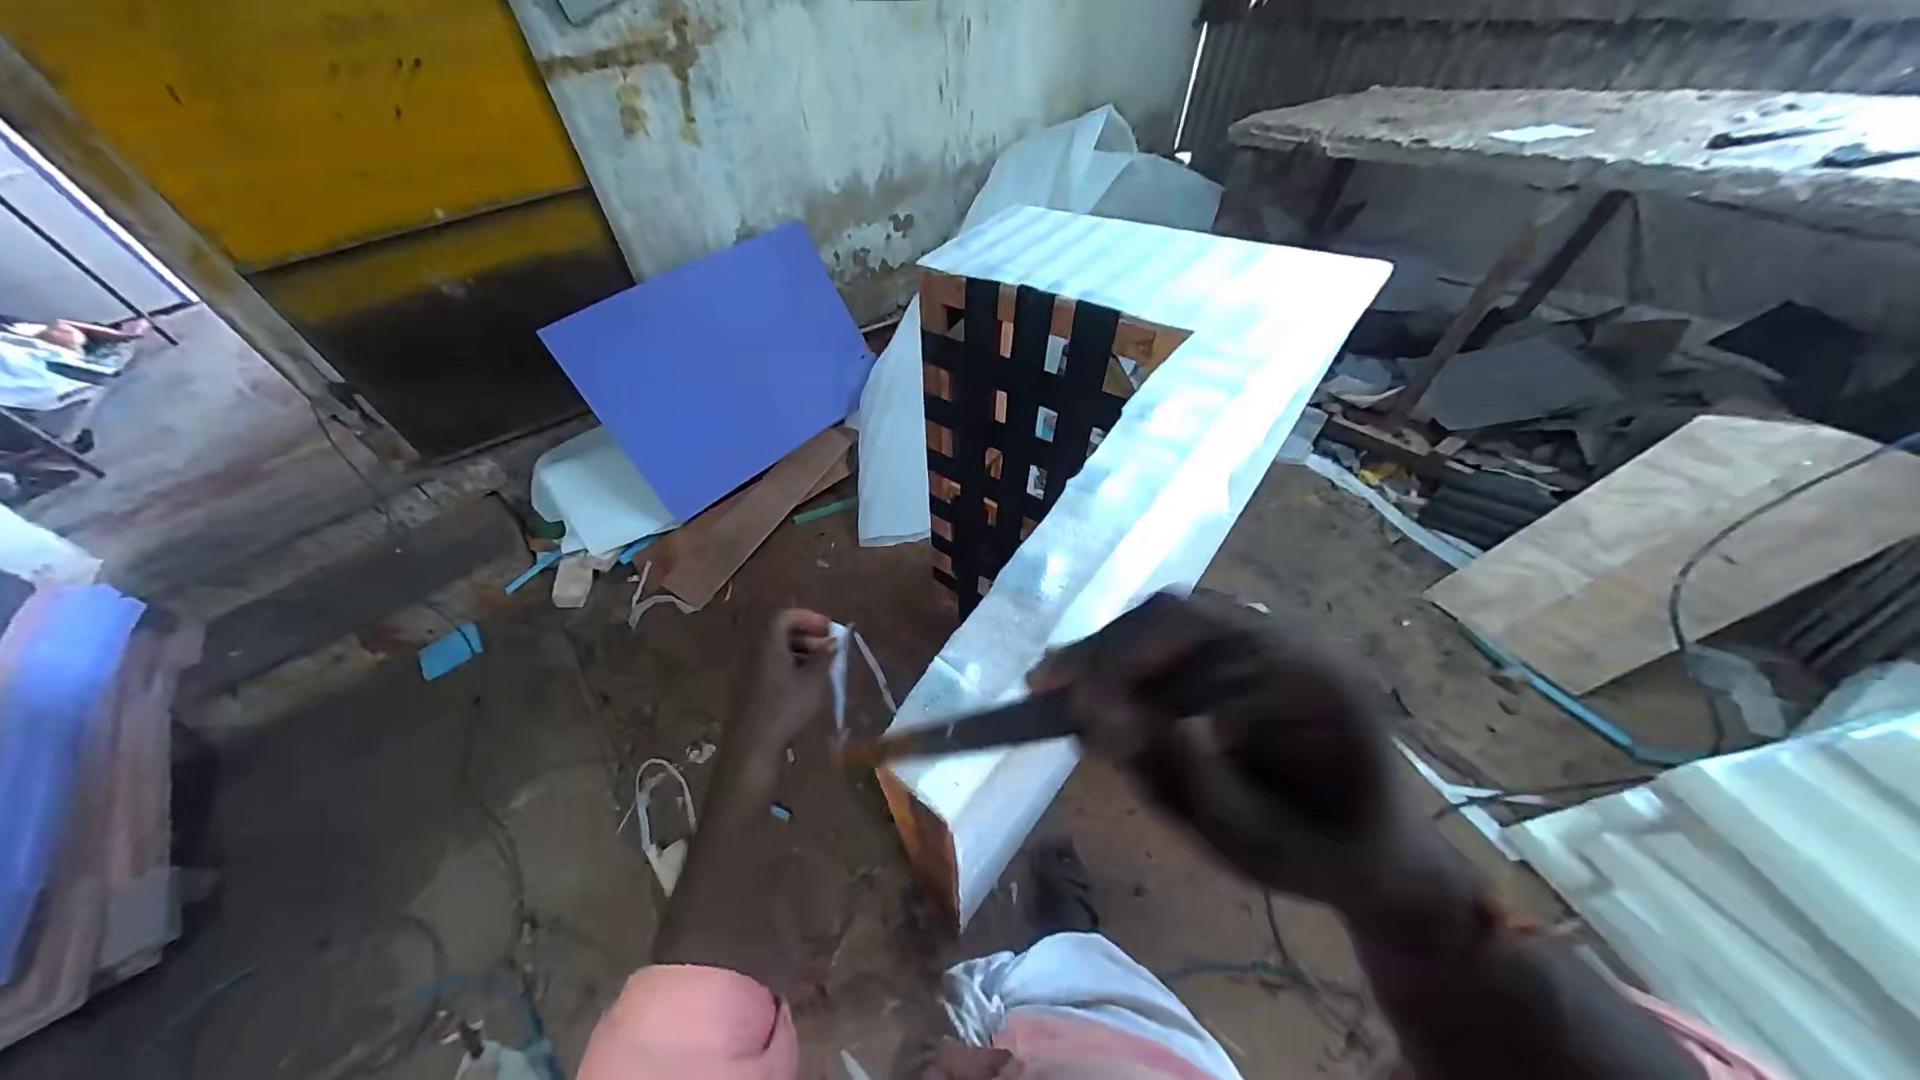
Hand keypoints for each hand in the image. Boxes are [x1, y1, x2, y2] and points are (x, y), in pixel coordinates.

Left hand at [730, 608, 836, 755]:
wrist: (752, 745)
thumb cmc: (785, 708)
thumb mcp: (813, 681)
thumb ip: (825, 657)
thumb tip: (833, 642)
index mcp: (768, 644)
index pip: (785, 615)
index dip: (808, 617)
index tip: (828, 629)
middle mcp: (754, 651)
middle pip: (779, 631)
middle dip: (806, 634)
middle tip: (828, 647)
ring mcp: (747, 669)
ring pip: (774, 649)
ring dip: (799, 650)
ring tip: (820, 666)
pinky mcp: (747, 687)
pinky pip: (769, 664)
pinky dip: (788, 664)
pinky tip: (803, 682)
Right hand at [1038, 593, 1483, 951]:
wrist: (1384, 850)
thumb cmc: (1329, 857)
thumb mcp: (1261, 845)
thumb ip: (1190, 783)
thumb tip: (1109, 722)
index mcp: (1317, 679)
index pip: (1201, 641)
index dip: (1124, 665)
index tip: (1068, 701)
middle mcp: (1296, 639)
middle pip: (1179, 613)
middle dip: (1105, 648)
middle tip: (1044, 681)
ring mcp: (1276, 635)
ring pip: (1173, 615)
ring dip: (1112, 647)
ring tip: (1060, 681)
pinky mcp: (1253, 645)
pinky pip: (1182, 631)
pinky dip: (1132, 653)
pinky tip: (1102, 682)